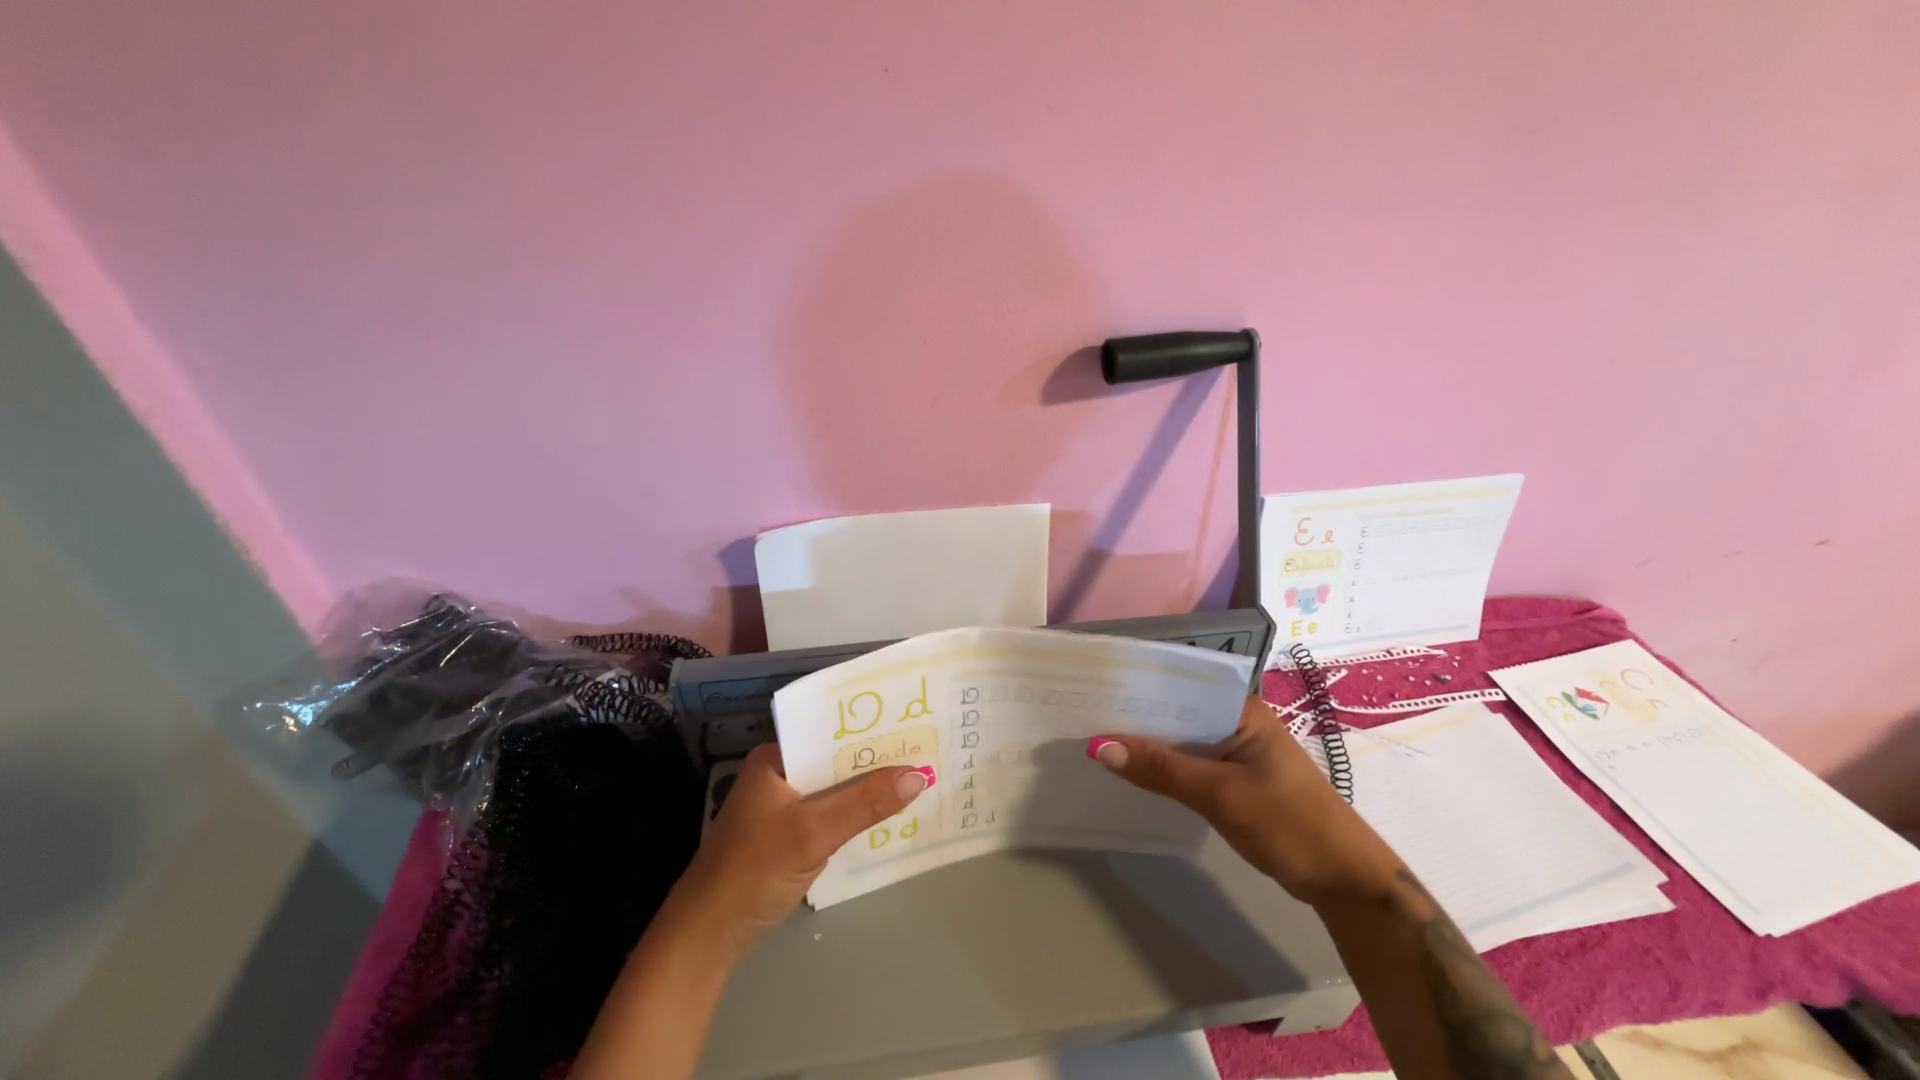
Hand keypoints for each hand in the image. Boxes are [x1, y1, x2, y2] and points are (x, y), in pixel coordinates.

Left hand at [667, 743, 928, 959]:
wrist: (709, 932)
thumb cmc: (754, 870)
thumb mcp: (814, 832)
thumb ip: (865, 803)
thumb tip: (919, 774)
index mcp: (776, 758)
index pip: (831, 732)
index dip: (872, 730)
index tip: (917, 723)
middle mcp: (779, 774)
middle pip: (837, 761)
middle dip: (878, 760)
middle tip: (930, 750)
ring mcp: (783, 806)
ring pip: (837, 789)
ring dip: (870, 789)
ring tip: (920, 777)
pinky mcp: (789, 835)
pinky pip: (832, 814)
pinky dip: (857, 814)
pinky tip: (889, 814)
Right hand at [1089, 694, 1399, 905]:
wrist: (1342, 878)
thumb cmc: (1289, 823)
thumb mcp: (1220, 794)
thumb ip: (1161, 769)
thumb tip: (1099, 746)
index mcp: (1241, 709)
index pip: (1179, 686)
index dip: (1136, 688)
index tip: (1090, 690)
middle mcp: (1236, 722)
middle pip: (1176, 713)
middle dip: (1133, 718)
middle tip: (1078, 717)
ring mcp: (1235, 753)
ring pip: (1179, 742)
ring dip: (1145, 746)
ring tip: (1092, 743)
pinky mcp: (1233, 781)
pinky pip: (1188, 766)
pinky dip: (1161, 769)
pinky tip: (1129, 774)